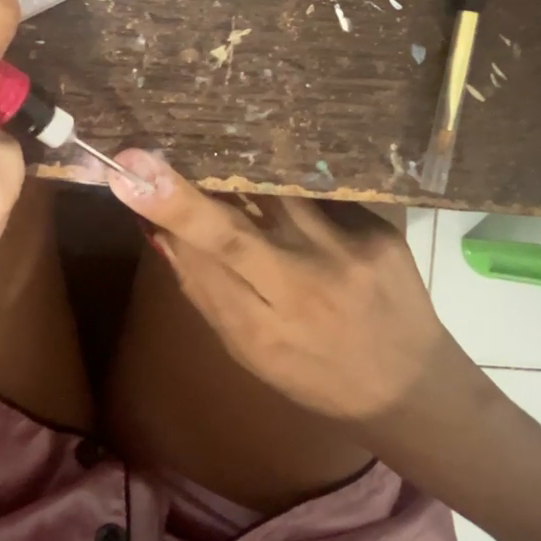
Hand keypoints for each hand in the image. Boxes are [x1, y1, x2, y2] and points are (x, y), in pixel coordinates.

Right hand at [106, 150, 462, 427]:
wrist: (413, 386)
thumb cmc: (317, 375)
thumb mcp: (252, 351)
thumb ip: (206, 290)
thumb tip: (161, 230)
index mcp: (269, 331)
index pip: (206, 259)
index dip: (168, 212)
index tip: (127, 176)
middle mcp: (309, 287)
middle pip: (238, 226)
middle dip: (187, 191)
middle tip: (140, 154)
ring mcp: (350, 252)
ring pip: (277, 193)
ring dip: (241, 176)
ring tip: (217, 154)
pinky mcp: (381, 228)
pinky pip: (315, 195)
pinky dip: (289, 192)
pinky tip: (286, 195)